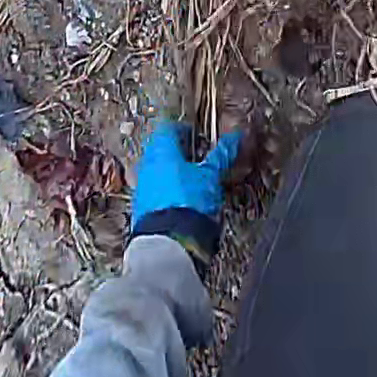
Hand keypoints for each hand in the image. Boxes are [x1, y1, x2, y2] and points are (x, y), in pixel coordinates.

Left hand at [130, 121, 242, 261]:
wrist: (169, 247)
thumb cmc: (189, 203)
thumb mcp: (212, 175)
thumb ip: (222, 154)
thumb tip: (235, 137)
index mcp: (161, 152)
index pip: (169, 129)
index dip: (185, 130)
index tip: (198, 137)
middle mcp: (146, 168)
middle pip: (162, 151)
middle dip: (181, 153)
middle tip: (200, 158)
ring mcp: (141, 190)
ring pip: (158, 172)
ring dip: (174, 173)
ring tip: (196, 182)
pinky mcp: (141, 212)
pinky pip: (155, 193)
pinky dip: (169, 192)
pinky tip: (185, 202)